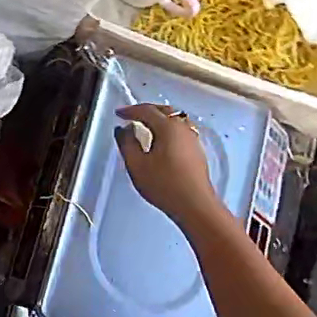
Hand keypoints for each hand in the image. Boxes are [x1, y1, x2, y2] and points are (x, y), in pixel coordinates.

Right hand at [115, 103, 220, 224]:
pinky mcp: (196, 151)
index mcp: (168, 128)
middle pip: (164, 111)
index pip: (147, 110)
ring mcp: (192, 140)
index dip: (130, 110)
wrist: (194, 205)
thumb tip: (124, 130)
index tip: (120, 113)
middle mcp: (183, 129)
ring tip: (146, 126)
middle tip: (132, 115)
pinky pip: (181, 131)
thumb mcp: (137, 165)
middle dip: (146, 110)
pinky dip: (168, 129)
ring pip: (174, 120)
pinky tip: (161, 141)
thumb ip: (127, 143)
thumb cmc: (166, 186)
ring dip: (159, 119)